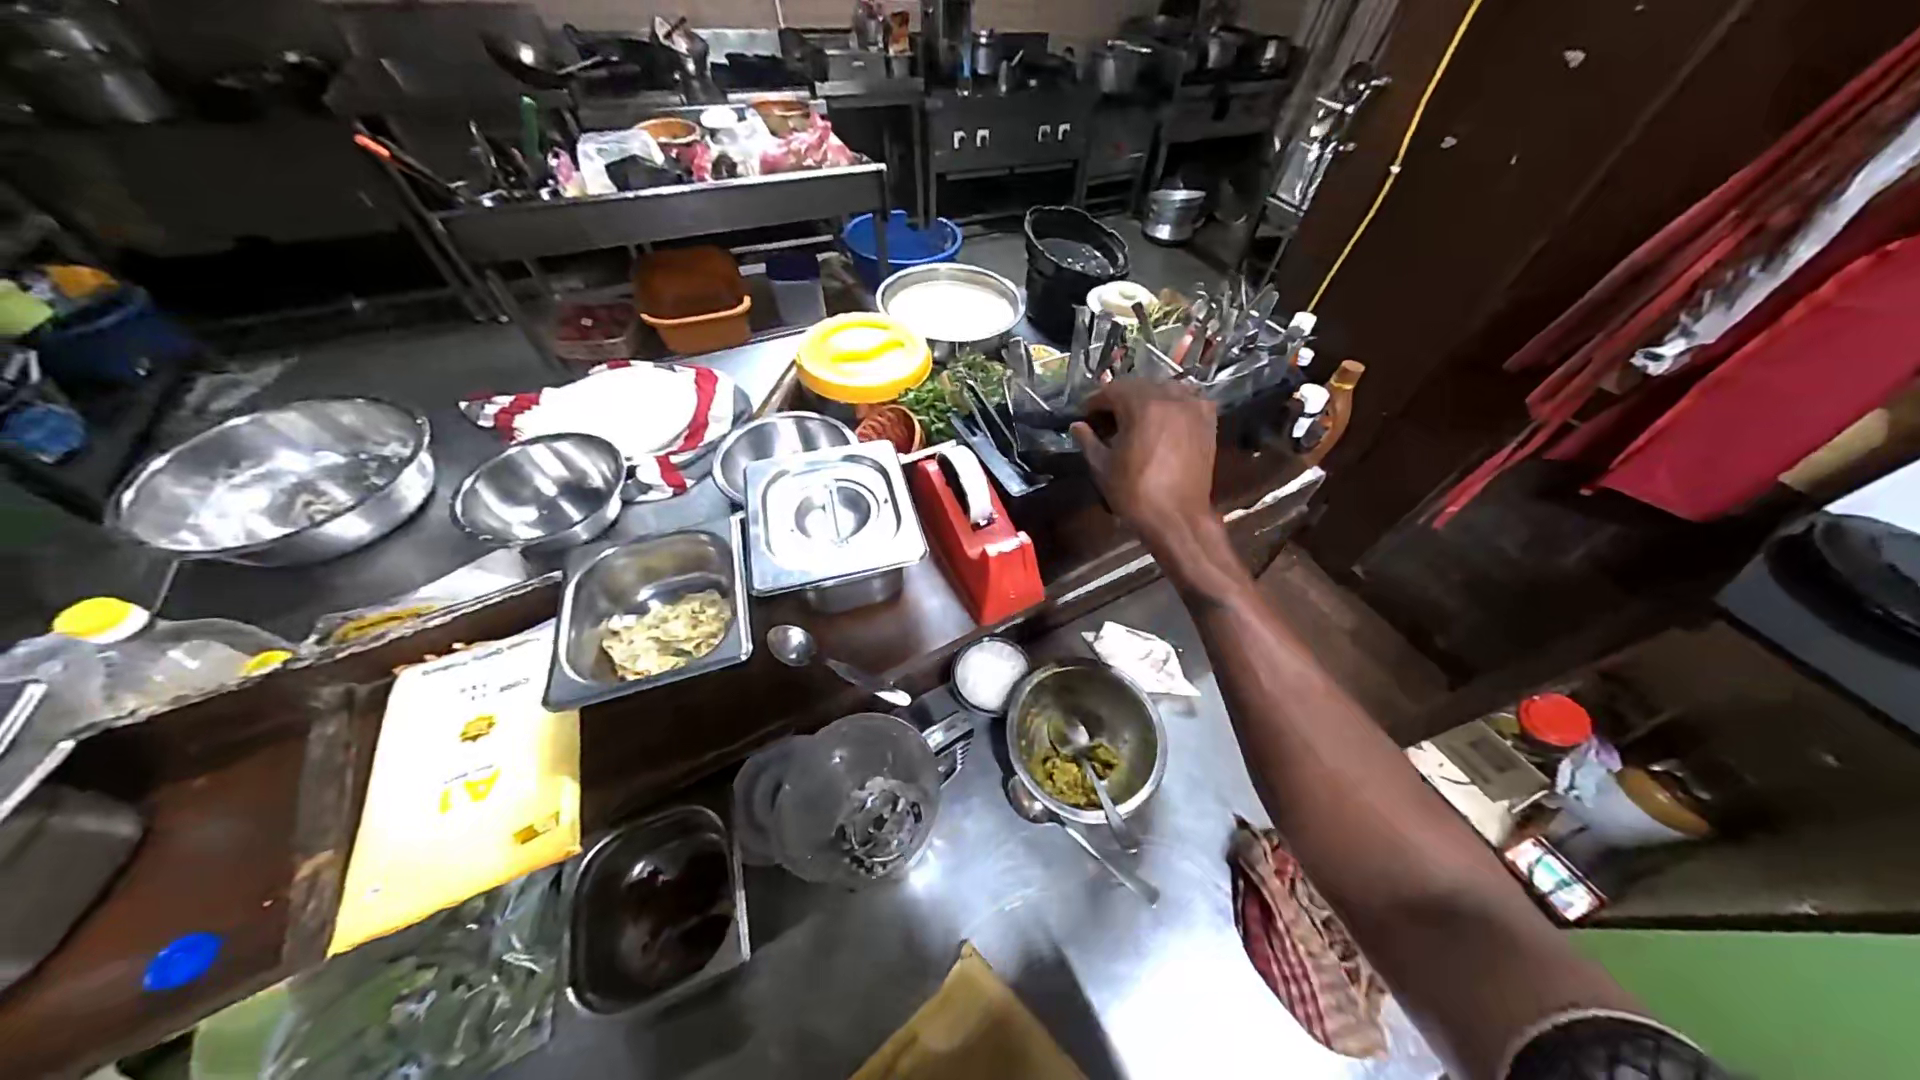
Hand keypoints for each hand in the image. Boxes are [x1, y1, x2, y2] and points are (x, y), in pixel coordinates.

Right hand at [1070, 378, 1218, 549]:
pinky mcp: (1207, 421)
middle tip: (1107, 418)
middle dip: (1120, 399)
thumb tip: (1078, 426)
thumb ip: (1088, 441)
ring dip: (1146, 399)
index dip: (1095, 401)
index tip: (1086, 415)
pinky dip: (1172, 405)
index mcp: (1142, 405)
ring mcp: (1193, 407)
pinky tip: (1162, 421)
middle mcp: (1170, 397)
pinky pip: (1187, 400)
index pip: (1113, 390)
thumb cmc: (1135, 493)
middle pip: (1139, 386)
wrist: (1177, 517)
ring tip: (1134, 419)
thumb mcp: (1103, 467)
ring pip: (1164, 389)